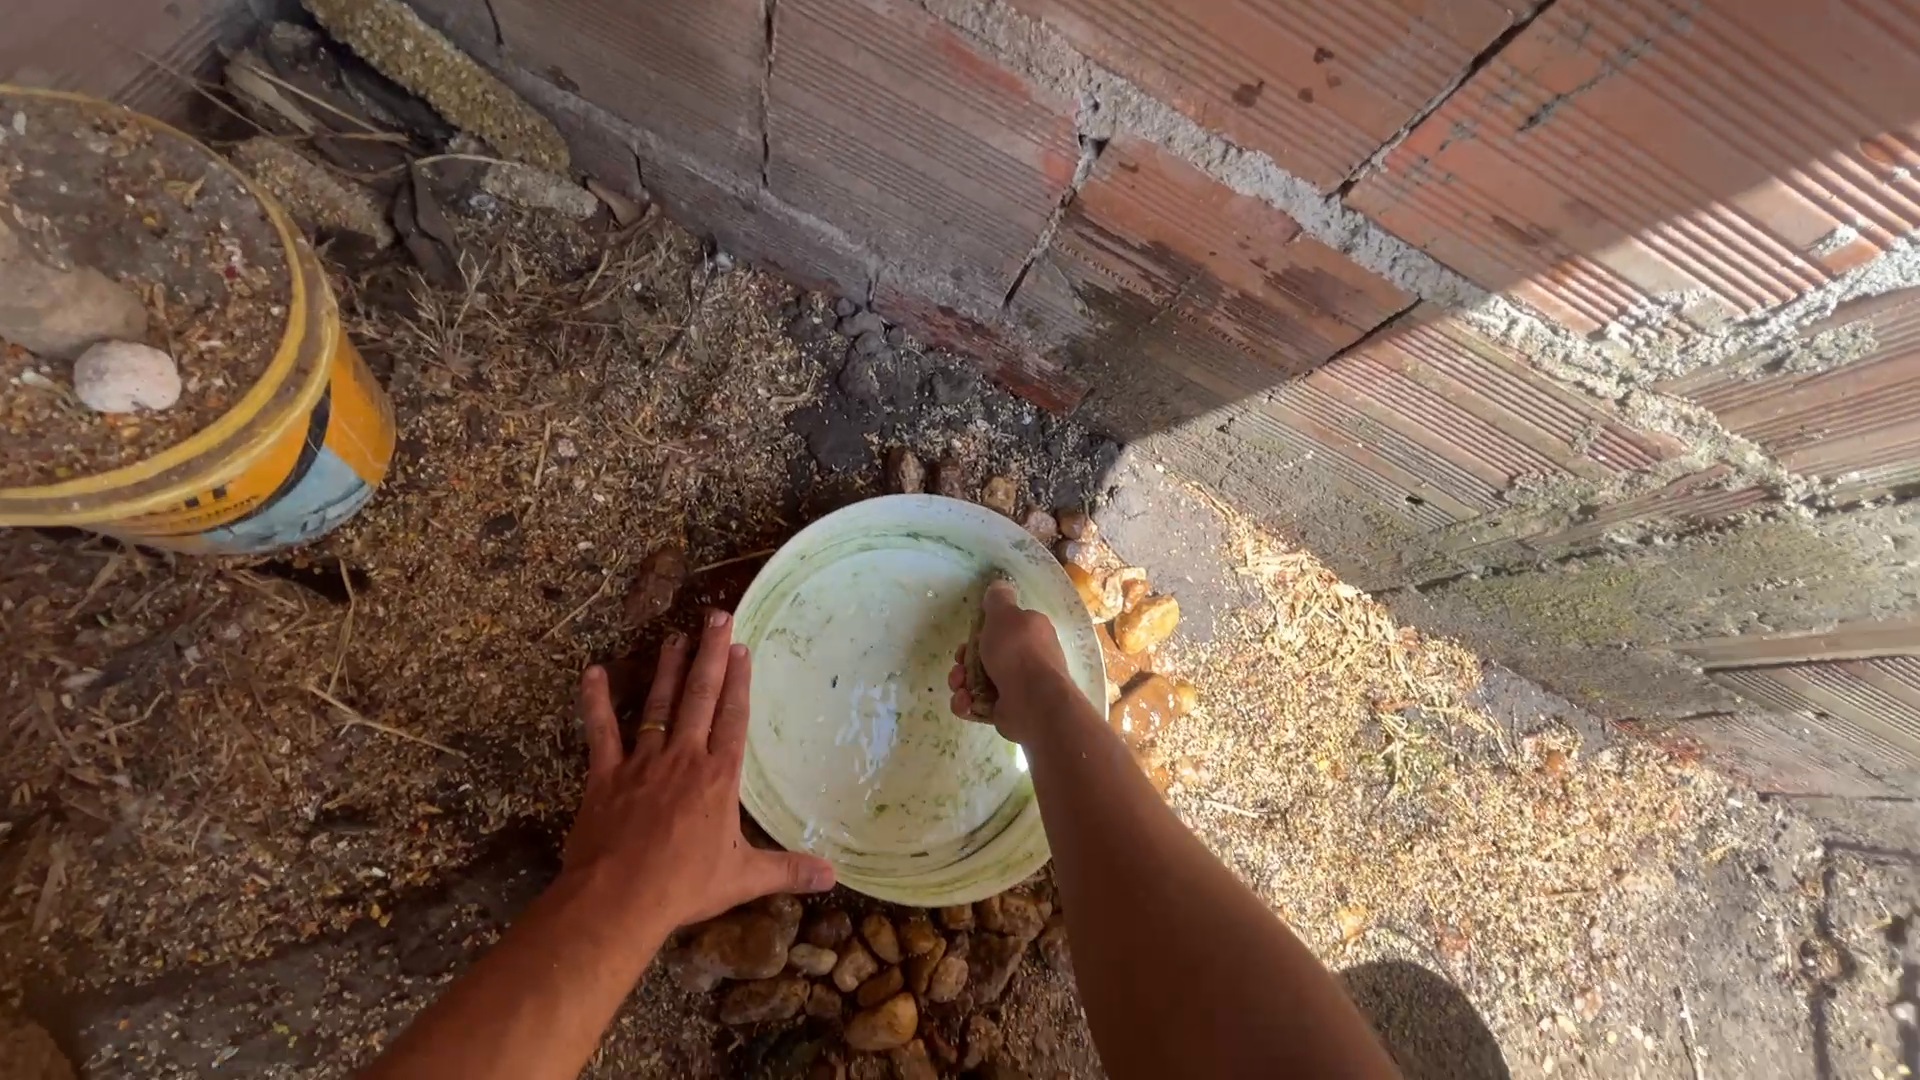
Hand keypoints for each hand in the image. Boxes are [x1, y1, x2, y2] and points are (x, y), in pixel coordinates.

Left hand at [562, 610, 834, 937]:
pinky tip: (593, 672)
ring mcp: (643, 762)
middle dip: (711, 655)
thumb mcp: (743, 878)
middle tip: (716, 617)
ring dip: (668, 669)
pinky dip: (596, 702)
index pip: (733, 717)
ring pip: (658, 705)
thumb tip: (833, 876)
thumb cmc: (683, 886)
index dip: (739, 681)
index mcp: (719, 776)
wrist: (616, 900)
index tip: (741, 648)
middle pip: (701, 696)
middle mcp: (684, 757)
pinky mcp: (606, 775)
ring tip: (676, 636)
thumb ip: (788, 870)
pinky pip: (601, 732)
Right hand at [947, 580, 1075, 743]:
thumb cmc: (1017, 652)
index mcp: (1030, 633)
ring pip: (978, 682)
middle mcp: (1026, 659)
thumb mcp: (1004, 615)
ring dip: (961, 683)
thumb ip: (998, 600)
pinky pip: (979, 705)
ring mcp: (1017, 687)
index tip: (969, 638)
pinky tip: (966, 703)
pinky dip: (968, 704)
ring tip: (960, 687)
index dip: (979, 634)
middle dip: (964, 662)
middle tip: (959, 666)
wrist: (1033, 701)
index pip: (1001, 630)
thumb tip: (999, 583)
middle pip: (985, 657)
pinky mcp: (1007, 711)